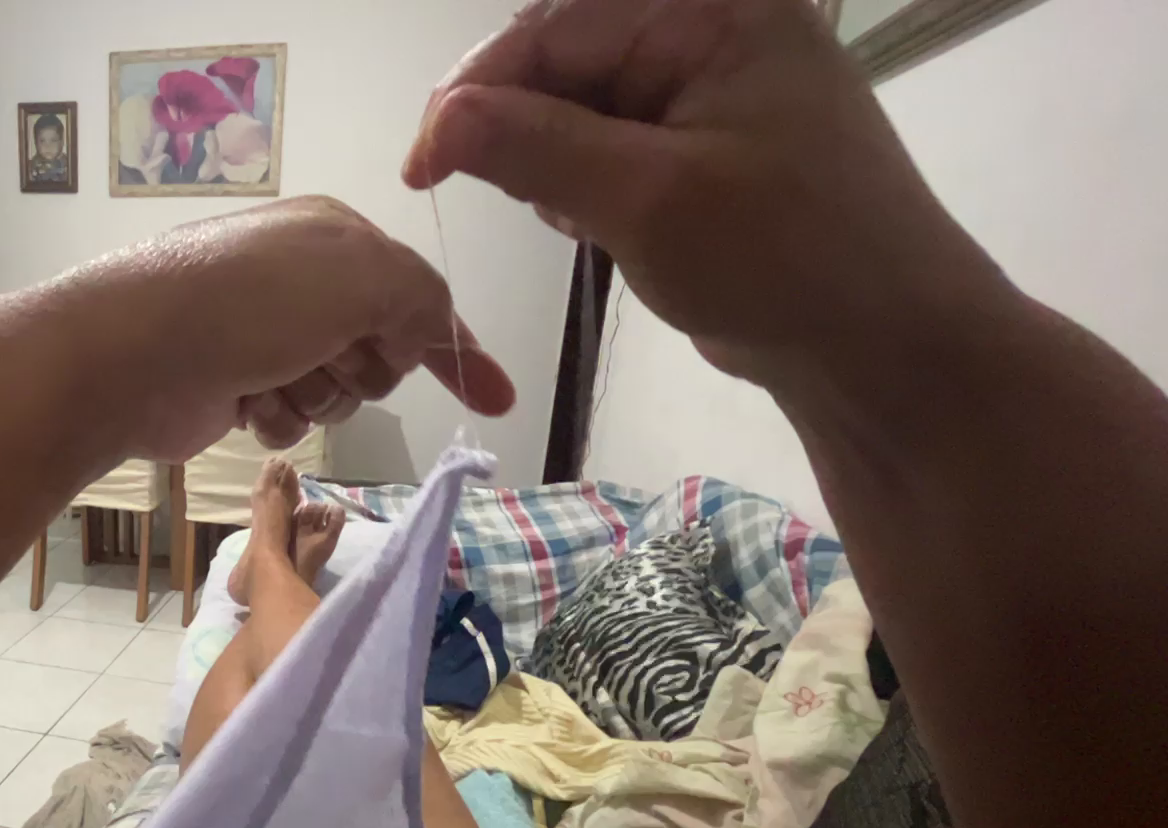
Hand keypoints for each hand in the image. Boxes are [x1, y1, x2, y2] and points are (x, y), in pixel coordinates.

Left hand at [42, 195, 515, 460]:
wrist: (137, 352)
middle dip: (361, 366)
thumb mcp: (362, 277)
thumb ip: (421, 301)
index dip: (459, 350)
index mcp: (336, 241)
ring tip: (269, 376)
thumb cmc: (253, 302)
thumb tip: (423, 340)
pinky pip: (291, 417)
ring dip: (313, 394)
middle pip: (377, 353)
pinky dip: (276, 415)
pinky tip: (245, 400)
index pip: (418, 299)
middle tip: (325, 354)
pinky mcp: (237, 385)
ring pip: (334, 392)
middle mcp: (302, 285)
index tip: (498, 398)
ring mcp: (265, 337)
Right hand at [402, 0, 1012, 387]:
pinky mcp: (685, 156)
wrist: (866, 339)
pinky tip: (584, 226)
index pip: (555, 27)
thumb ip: (536, 148)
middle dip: (508, 129)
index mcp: (711, 12)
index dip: (472, 92)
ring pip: (571, 115)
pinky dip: (570, 189)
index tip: (418, 169)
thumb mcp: (645, 197)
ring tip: (564, 218)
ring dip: (539, 165)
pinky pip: (596, 154)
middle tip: (480, 196)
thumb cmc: (773, 257)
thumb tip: (438, 122)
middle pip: (561, 66)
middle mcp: (703, 39)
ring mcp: (695, 101)